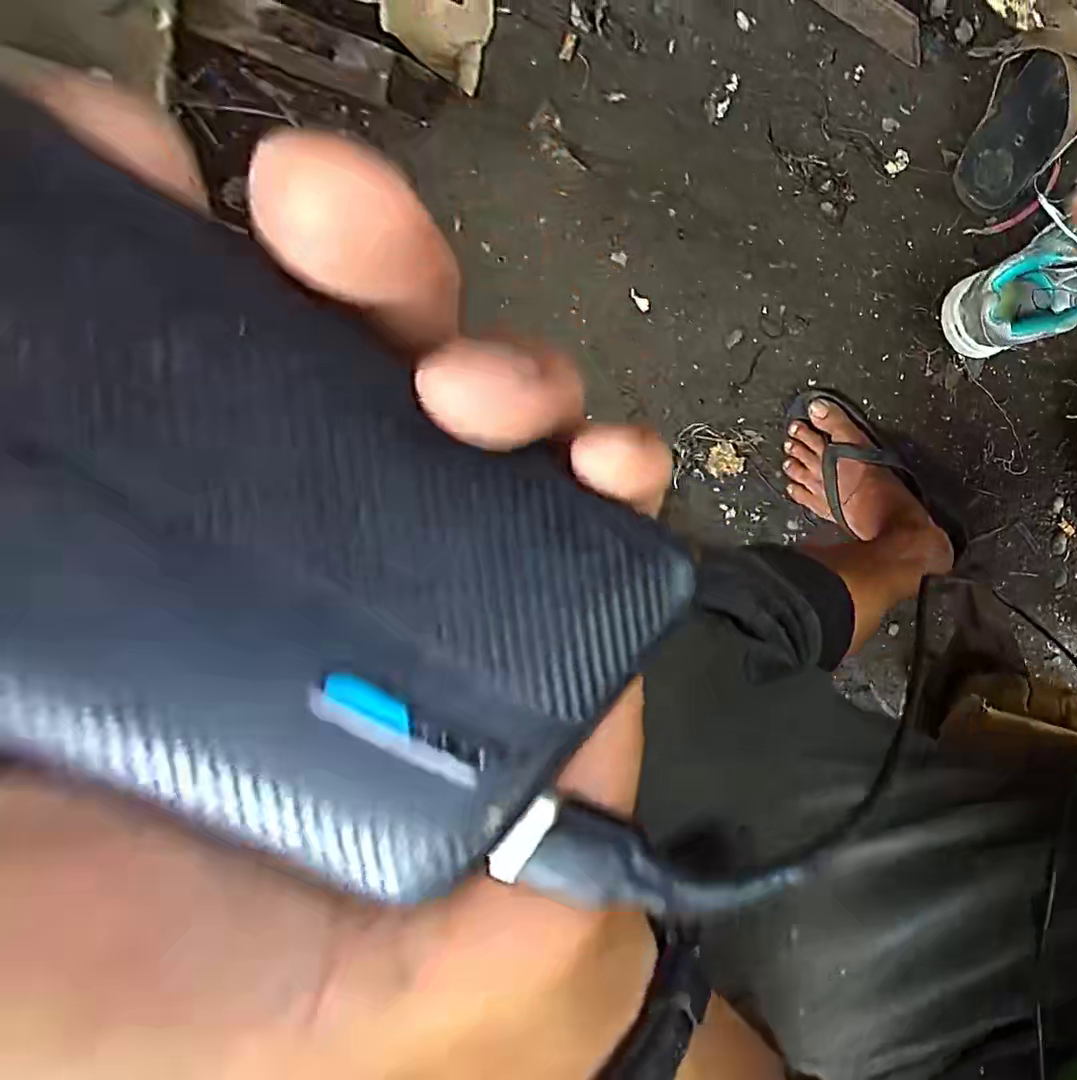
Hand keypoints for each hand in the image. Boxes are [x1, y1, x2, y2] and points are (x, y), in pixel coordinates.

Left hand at [0, 67, 686, 1078]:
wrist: (405, 998)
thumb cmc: (141, 961)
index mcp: (165, 534)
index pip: (155, 351)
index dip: (132, 242)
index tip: (130, 161)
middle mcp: (332, 513)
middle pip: (349, 344)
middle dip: (354, 262)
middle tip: (344, 207)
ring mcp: (476, 549)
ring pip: (504, 404)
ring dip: (509, 365)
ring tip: (488, 397)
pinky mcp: (584, 593)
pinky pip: (616, 500)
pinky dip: (622, 461)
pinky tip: (617, 461)